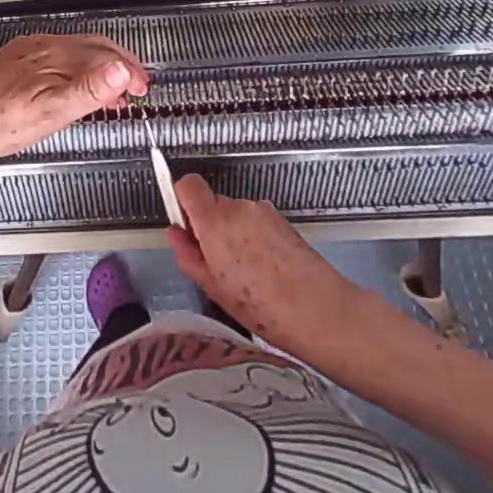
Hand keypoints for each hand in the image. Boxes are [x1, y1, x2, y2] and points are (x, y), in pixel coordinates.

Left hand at [0, 34, 148, 164]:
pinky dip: (77, 72)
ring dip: (100, 70)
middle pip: (93, 49)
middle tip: (136, 86)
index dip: (129, 71)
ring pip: (76, 54)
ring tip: (111, 91)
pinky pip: (57, 60)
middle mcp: (41, 48)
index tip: (142, 87)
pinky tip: (73, 88)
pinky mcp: (15, 65)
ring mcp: (27, 55)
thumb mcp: (48, 112)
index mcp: (53, 55)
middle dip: (119, 66)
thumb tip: (120, 71)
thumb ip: (88, 91)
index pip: (106, 56)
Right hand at [167, 174, 364, 355]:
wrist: (317, 308)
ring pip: (235, 213)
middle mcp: (238, 207)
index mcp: (215, 221)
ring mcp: (262, 210)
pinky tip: (264, 266)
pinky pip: (255, 220)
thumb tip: (175, 233)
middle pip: (213, 202)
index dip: (183, 200)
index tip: (186, 225)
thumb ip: (188, 254)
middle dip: (209, 225)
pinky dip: (253, 236)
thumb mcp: (212, 287)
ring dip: (233, 232)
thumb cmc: (261, 305)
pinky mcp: (281, 218)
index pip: (188, 185)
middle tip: (217, 261)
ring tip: (245, 270)